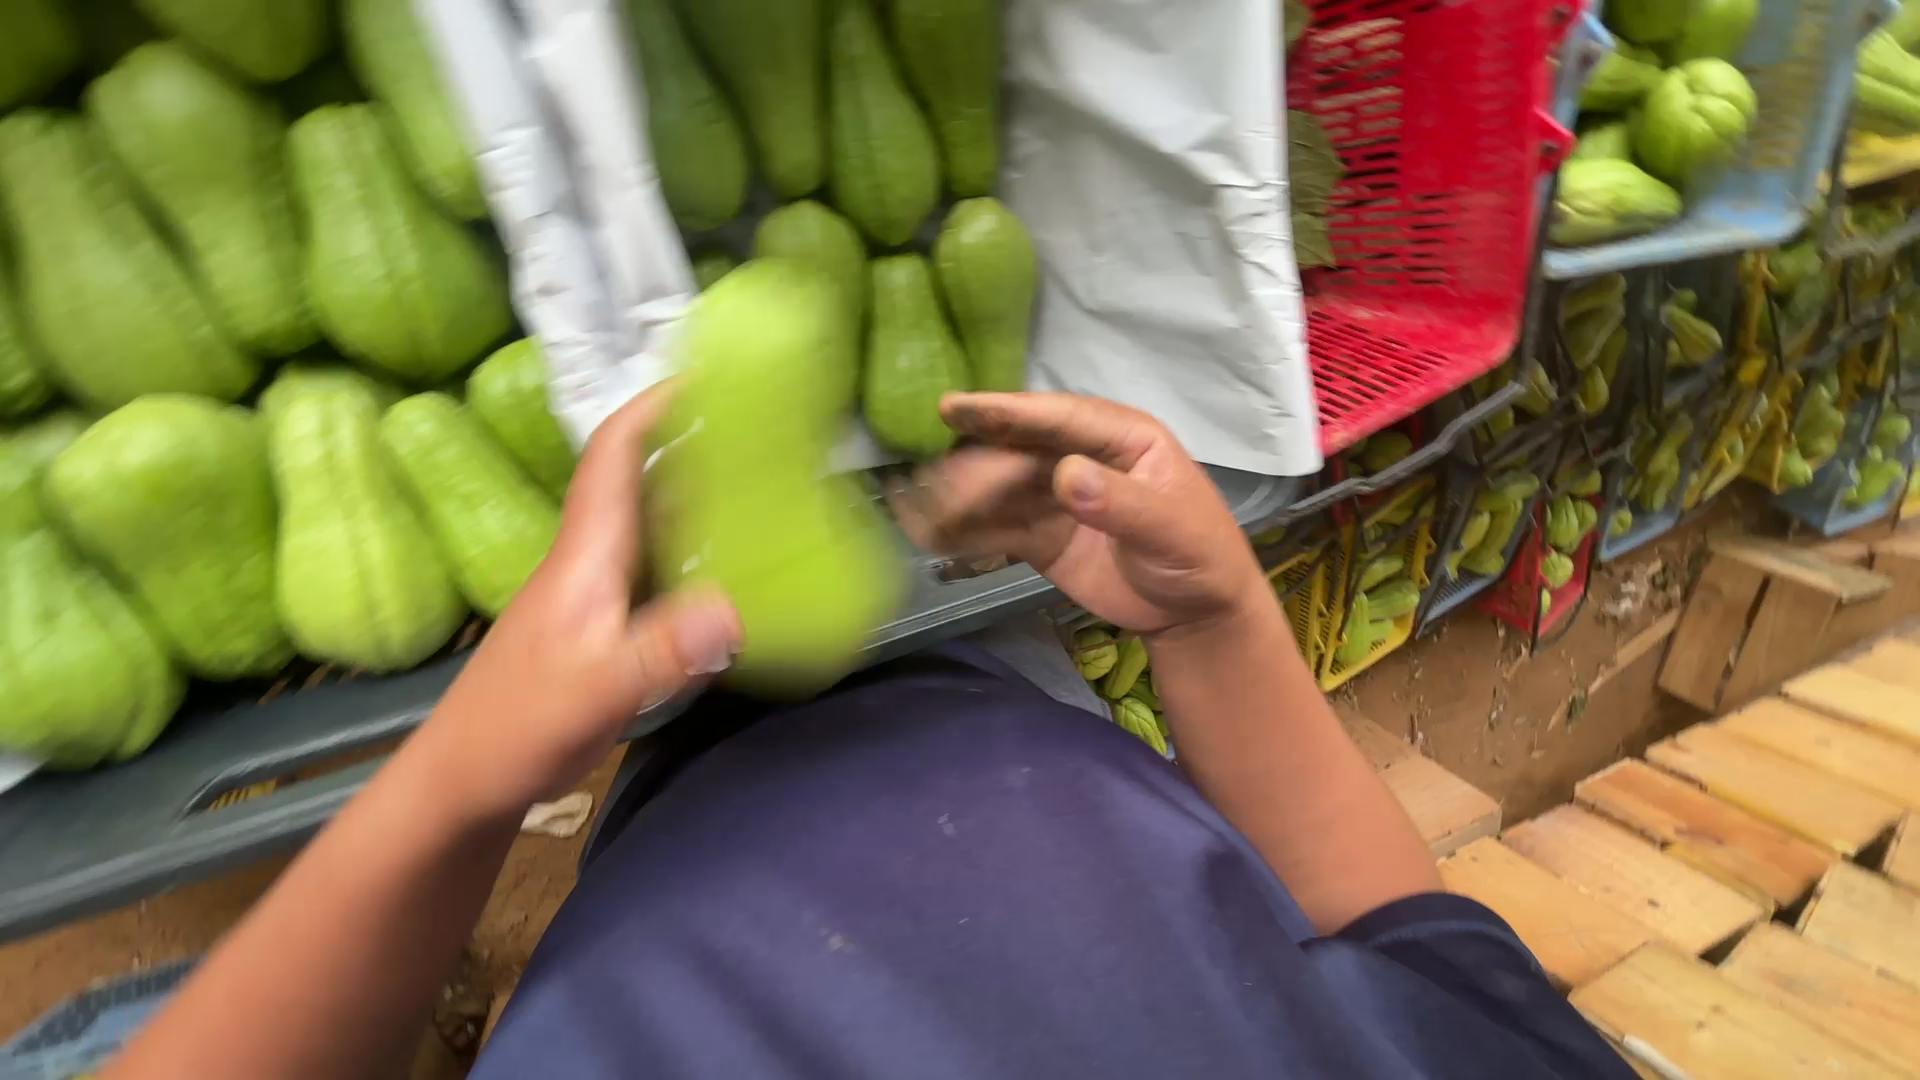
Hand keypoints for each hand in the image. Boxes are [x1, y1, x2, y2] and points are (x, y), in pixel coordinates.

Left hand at [420, 384, 741, 818]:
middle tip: (763, 433)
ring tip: (765, 488)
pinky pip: (665, 570)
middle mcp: (596, 558)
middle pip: (645, 480)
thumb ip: (661, 651)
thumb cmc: (518, 726)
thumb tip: (736, 608)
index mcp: (587, 553)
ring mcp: (603, 593)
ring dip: (703, 497)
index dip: (653, 408)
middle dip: (695, 444)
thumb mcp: (594, 691)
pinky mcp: (612, 625)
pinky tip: (738, 569)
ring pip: (657, 525)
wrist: (467, 779)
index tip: (705, 379)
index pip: (614, 455)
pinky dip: (703, 554)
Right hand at [893, 393, 1266, 639]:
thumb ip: (1123, 503)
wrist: (1191, 612)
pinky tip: (933, 536)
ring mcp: (1055, 496)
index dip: (1006, 412)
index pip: (1056, 417)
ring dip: (958, 498)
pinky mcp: (1039, 535)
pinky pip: (997, 528)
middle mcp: (1079, 457)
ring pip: (998, 489)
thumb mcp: (1171, 528)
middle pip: (1016, 453)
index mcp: (1119, 437)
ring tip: (917, 511)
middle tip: (933, 485)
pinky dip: (965, 532)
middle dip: (973, 467)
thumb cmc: (1197, 555)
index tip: (954, 408)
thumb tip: (1066, 475)